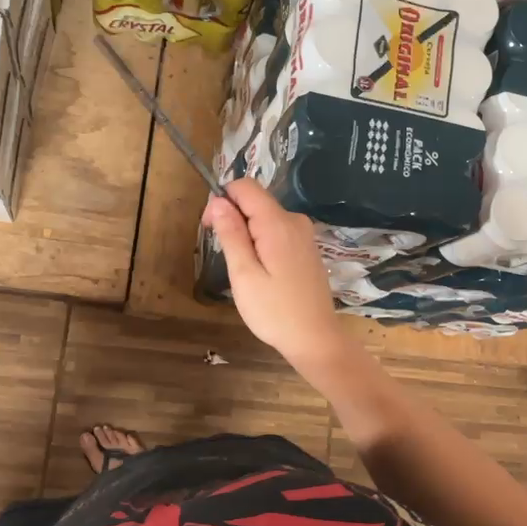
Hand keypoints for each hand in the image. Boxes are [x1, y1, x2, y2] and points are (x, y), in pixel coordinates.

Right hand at [205, 179, 351, 368]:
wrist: (315, 339)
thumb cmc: (275, 311)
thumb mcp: (244, 274)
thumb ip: (231, 234)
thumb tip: (217, 201)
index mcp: (278, 223)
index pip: (245, 186)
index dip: (222, 200)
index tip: (211, 229)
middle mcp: (295, 221)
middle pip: (255, 202)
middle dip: (233, 220)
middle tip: (229, 259)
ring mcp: (304, 235)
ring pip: (265, 218)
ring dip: (247, 235)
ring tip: (246, 271)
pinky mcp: (307, 249)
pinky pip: (277, 233)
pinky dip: (262, 244)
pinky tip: (263, 274)